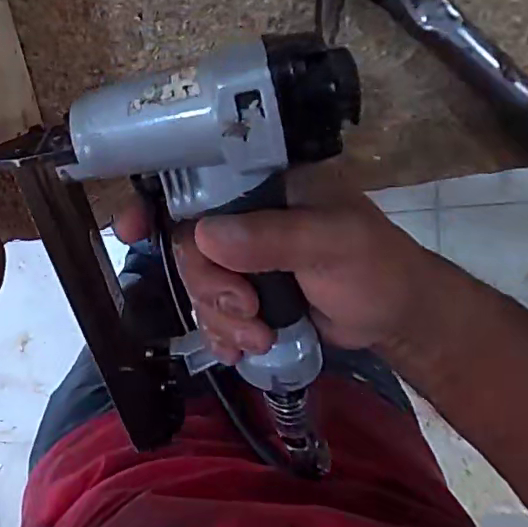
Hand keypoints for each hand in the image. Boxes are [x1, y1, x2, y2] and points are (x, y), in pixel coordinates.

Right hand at [115, 165, 488, 364]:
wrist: (397, 319)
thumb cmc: (375, 265)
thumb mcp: (332, 242)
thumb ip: (273, 238)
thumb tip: (205, 237)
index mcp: (261, 182)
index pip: (195, 176)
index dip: (156, 199)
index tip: (131, 229)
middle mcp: (242, 213)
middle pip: (186, 241)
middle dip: (207, 283)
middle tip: (243, 309)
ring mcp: (241, 255)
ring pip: (195, 282)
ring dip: (219, 316)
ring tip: (259, 338)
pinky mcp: (244, 292)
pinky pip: (209, 312)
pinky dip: (221, 334)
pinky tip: (244, 350)